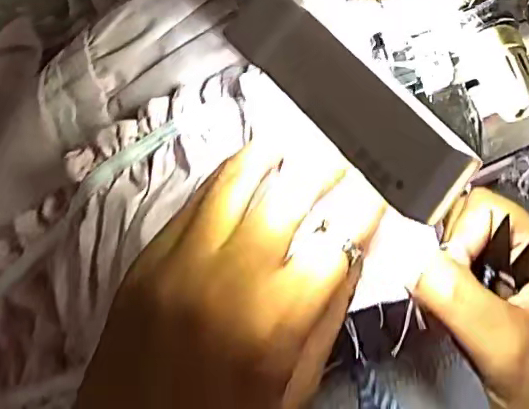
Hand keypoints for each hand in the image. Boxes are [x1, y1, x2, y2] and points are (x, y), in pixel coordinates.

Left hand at [78, 143, 386, 408]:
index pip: (340, 233)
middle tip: (348, 165)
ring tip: (304, 146)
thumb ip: (331, 308)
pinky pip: (201, 193)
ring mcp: (182, 260)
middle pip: (295, 190)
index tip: (379, 196)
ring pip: (242, 174)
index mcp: (274, 319)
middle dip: (333, 168)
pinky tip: (257, 164)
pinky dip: (236, 171)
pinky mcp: (149, 255)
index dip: (368, 206)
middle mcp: (230, 278)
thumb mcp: (295, 383)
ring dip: (282, 153)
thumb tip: (358, 243)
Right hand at [411, 189, 528, 408]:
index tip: (445, 282)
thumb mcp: (507, 344)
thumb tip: (416, 259)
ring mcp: (512, 274)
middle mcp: (528, 250)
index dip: (456, 242)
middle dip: (446, 262)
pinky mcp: (496, 297)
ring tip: (452, 318)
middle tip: (445, 303)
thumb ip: (460, 298)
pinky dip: (445, 299)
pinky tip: (453, 324)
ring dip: (443, 283)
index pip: (482, 208)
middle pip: (465, 224)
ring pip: (457, 251)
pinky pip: (456, 278)